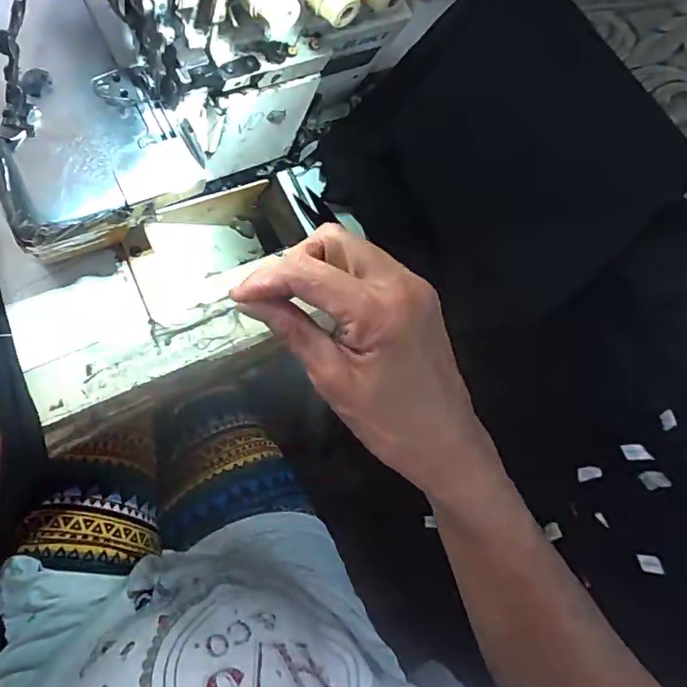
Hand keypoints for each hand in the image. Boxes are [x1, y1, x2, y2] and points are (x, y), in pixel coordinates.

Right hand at [230, 224, 496, 496]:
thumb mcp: (330, 378)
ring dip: (314, 264)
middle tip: (271, 296)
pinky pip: (364, 264)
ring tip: (292, 299)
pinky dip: (335, 273)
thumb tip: (249, 300)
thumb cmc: (388, 423)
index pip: (308, 271)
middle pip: (331, 240)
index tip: (238, 294)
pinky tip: (322, 303)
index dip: (266, 278)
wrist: (449, 446)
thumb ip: (290, 328)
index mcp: (378, 308)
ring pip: (348, 246)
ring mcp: (411, 284)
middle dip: (293, 262)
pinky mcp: (414, 292)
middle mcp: (399, 282)